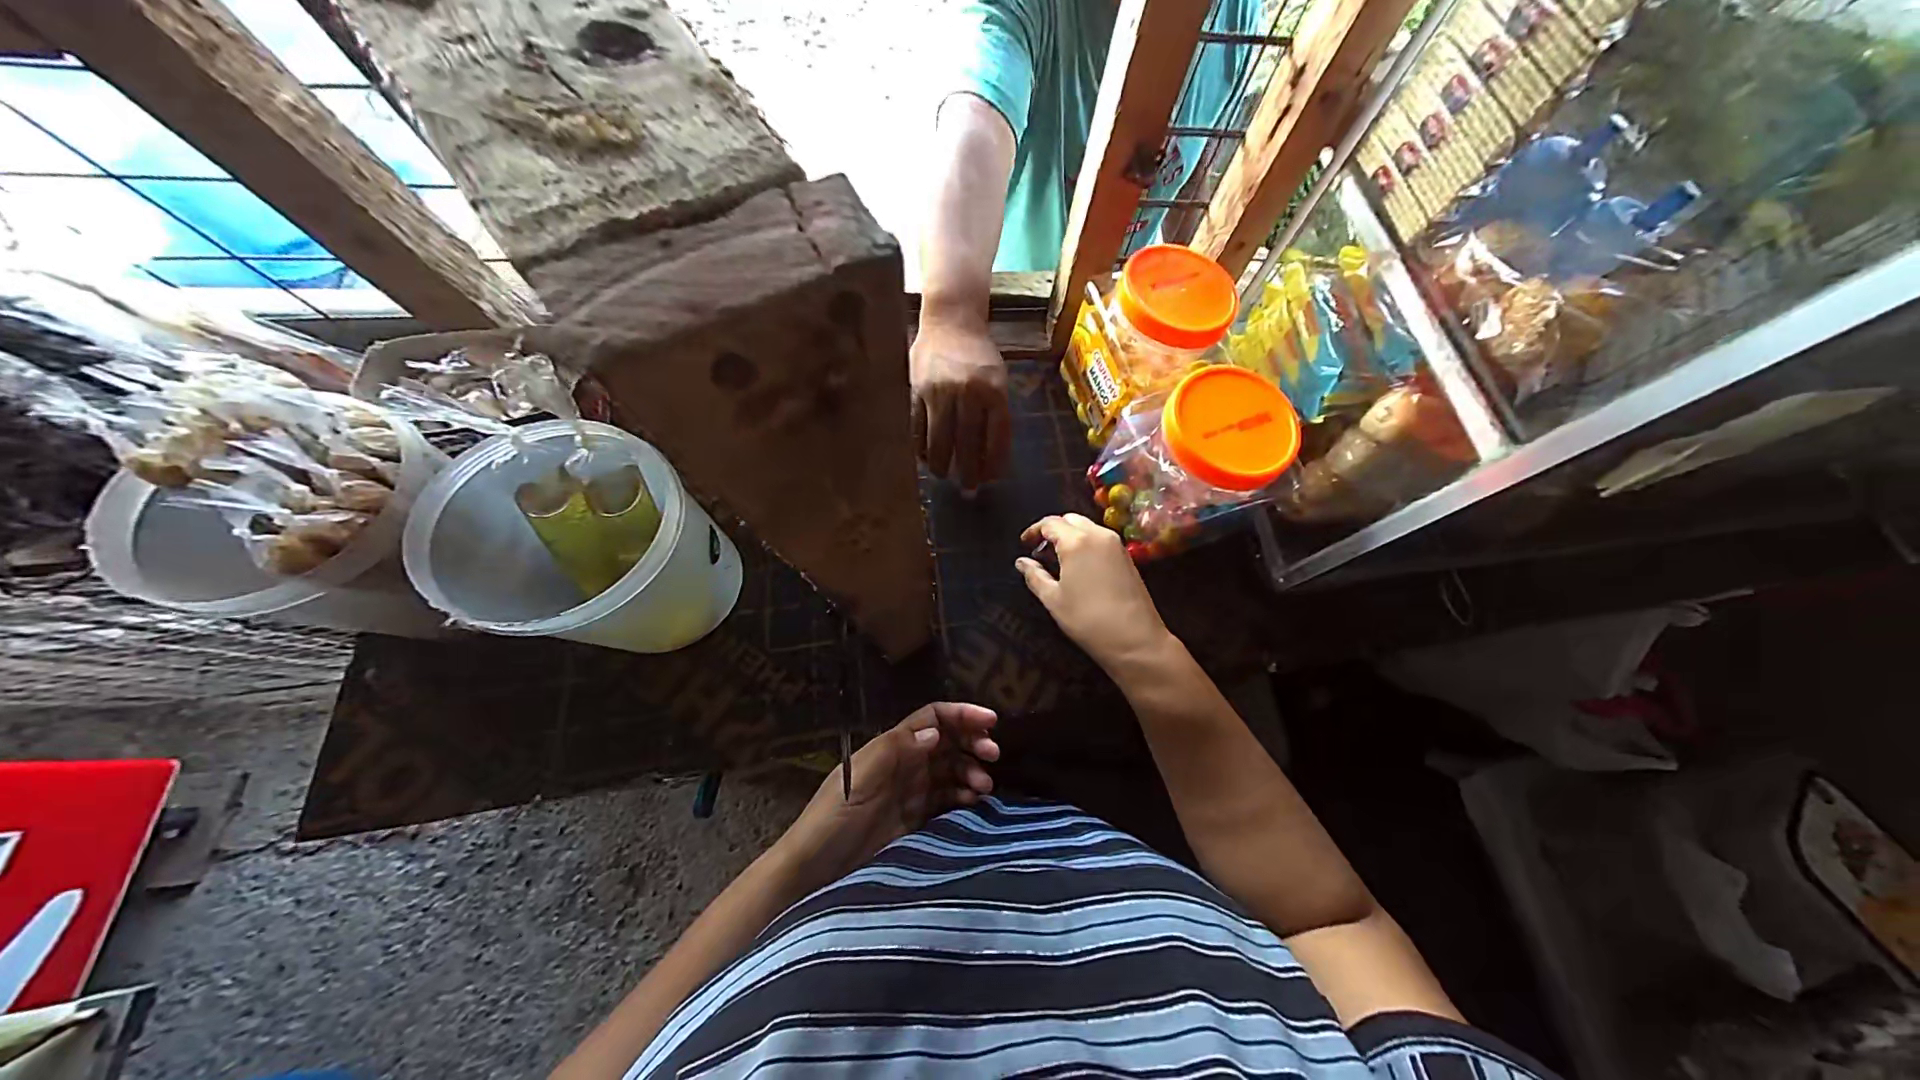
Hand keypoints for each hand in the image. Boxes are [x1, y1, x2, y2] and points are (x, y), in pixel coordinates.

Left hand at [775, 702, 999, 892]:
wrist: (814, 871)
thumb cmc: (831, 818)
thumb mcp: (859, 779)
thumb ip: (895, 751)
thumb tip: (936, 732)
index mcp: (891, 747)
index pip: (932, 719)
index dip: (961, 715)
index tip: (990, 721)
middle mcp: (905, 764)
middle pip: (948, 742)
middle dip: (973, 742)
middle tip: (993, 755)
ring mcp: (912, 792)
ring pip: (952, 770)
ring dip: (971, 771)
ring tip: (984, 786)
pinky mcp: (916, 820)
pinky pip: (947, 800)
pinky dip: (964, 797)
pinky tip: (974, 802)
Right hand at [911, 317, 1010, 489]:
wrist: (951, 320)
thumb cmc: (978, 354)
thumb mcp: (997, 380)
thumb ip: (995, 414)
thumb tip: (991, 457)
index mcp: (994, 390)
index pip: (996, 436)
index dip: (994, 461)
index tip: (991, 479)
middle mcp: (968, 392)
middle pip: (967, 442)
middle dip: (968, 470)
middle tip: (968, 489)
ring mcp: (940, 391)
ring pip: (940, 438)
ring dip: (941, 463)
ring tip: (943, 475)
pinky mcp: (918, 390)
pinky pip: (919, 426)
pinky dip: (921, 445)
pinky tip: (924, 457)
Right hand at [1016, 514, 1173, 672]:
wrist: (1135, 639)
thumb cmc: (1087, 620)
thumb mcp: (1053, 599)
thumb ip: (1035, 575)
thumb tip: (1022, 562)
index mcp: (1076, 541)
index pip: (1050, 523)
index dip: (1034, 531)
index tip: (1025, 543)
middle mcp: (1098, 535)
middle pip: (1070, 520)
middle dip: (1053, 530)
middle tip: (1040, 550)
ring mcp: (1116, 545)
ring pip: (1088, 527)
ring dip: (1071, 535)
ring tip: (1058, 559)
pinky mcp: (1127, 557)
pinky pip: (1101, 539)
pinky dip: (1086, 543)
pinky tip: (1079, 566)